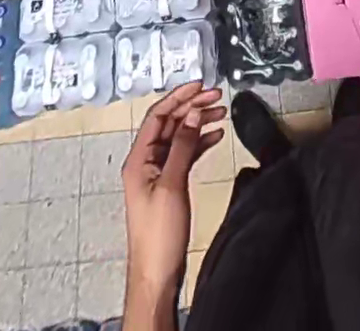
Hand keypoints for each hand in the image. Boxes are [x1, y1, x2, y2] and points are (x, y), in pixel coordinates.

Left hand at [122, 83, 225, 292]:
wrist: (156, 274)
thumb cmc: (158, 236)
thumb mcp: (171, 184)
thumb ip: (183, 147)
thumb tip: (192, 114)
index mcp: (138, 157)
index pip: (158, 115)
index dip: (179, 97)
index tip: (199, 85)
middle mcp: (146, 160)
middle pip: (170, 123)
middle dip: (192, 106)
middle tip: (216, 96)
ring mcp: (157, 172)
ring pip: (179, 136)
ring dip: (199, 122)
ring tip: (221, 111)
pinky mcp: (169, 183)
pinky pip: (185, 153)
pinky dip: (200, 141)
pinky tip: (215, 135)